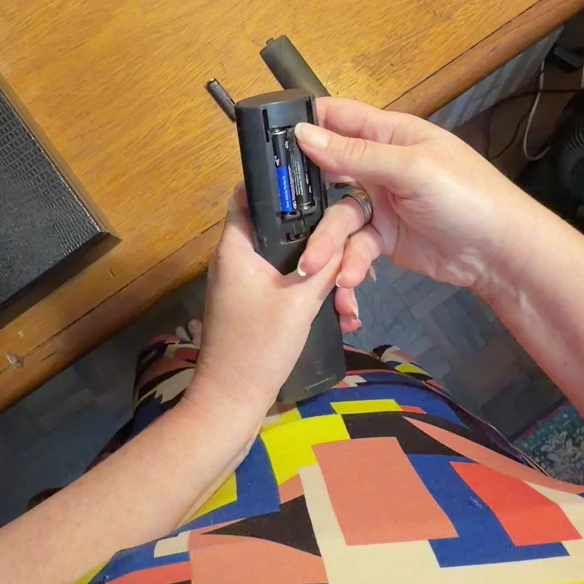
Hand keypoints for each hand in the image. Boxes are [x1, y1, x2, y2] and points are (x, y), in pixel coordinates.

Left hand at [191, 188, 343, 411]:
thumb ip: (325, 264)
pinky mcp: (255, 307)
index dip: (276, 183)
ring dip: (321, 276)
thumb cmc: (258, 346)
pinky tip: (340, 314)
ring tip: (349, 297)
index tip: (314, 183)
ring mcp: (245, 285)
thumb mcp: (300, 300)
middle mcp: (236, 260)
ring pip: (290, 263)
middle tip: (350, 249)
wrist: (233, 401)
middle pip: (279, 230)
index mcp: (236, 248)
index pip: (246, 195)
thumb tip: (347, 237)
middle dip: (318, 240)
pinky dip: (311, 295)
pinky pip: (287, 287)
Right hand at [292, 97, 547, 315]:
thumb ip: (356, 154)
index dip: (305, 123)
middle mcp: (380, 165)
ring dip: (326, 242)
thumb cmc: (468, 197)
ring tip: (314, 266)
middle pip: (328, 172)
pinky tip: (349, 279)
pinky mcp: (383, 237)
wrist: (502, 255)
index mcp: (390, 134)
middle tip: (279, 214)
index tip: (270, 140)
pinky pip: (354, 246)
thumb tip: (304, 133)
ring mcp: (381, 203)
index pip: (339, 117)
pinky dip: (349, 262)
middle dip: (305, 196)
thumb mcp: (411, 170)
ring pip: (337, 217)